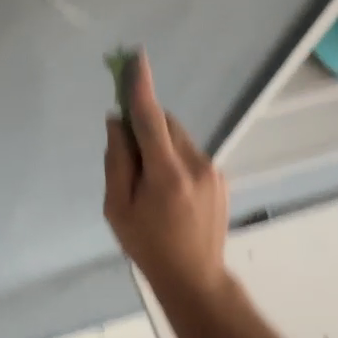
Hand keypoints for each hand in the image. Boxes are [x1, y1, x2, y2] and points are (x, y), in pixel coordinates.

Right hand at [103, 53, 228, 302]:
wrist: (195, 278)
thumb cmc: (147, 245)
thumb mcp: (116, 207)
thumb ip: (116, 160)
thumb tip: (117, 122)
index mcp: (166, 174)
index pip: (151, 119)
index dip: (141, 87)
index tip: (136, 58)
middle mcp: (195, 165)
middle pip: (165, 124)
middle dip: (145, 127)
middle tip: (129, 154)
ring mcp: (213, 171)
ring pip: (178, 137)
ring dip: (160, 145)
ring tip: (150, 183)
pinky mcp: (221, 178)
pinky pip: (190, 153)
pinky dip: (174, 159)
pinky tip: (169, 192)